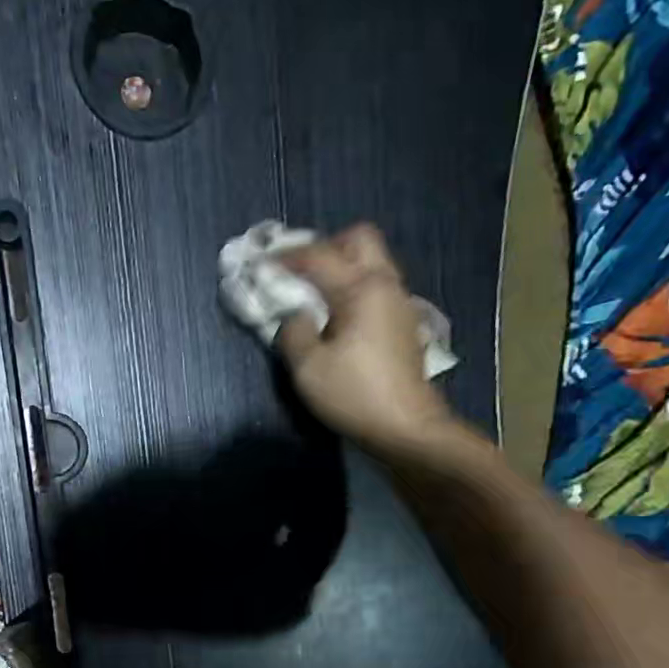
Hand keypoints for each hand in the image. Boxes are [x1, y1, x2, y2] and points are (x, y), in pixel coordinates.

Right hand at [276, 223, 456, 453]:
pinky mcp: (405, 323)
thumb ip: (293, 330)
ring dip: (343, 267)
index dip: (285, 257)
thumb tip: (298, 315)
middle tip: (301, 271)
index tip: (260, 265)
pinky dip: (355, 288)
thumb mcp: (308, 367)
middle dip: (326, 246)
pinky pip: (377, 286)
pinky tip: (339, 316)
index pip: (318, 255)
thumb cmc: (355, 395)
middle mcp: (386, 285)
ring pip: (372, 262)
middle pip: (360, 239)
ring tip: (315, 293)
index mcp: (362, 288)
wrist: (408, 429)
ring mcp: (400, 302)